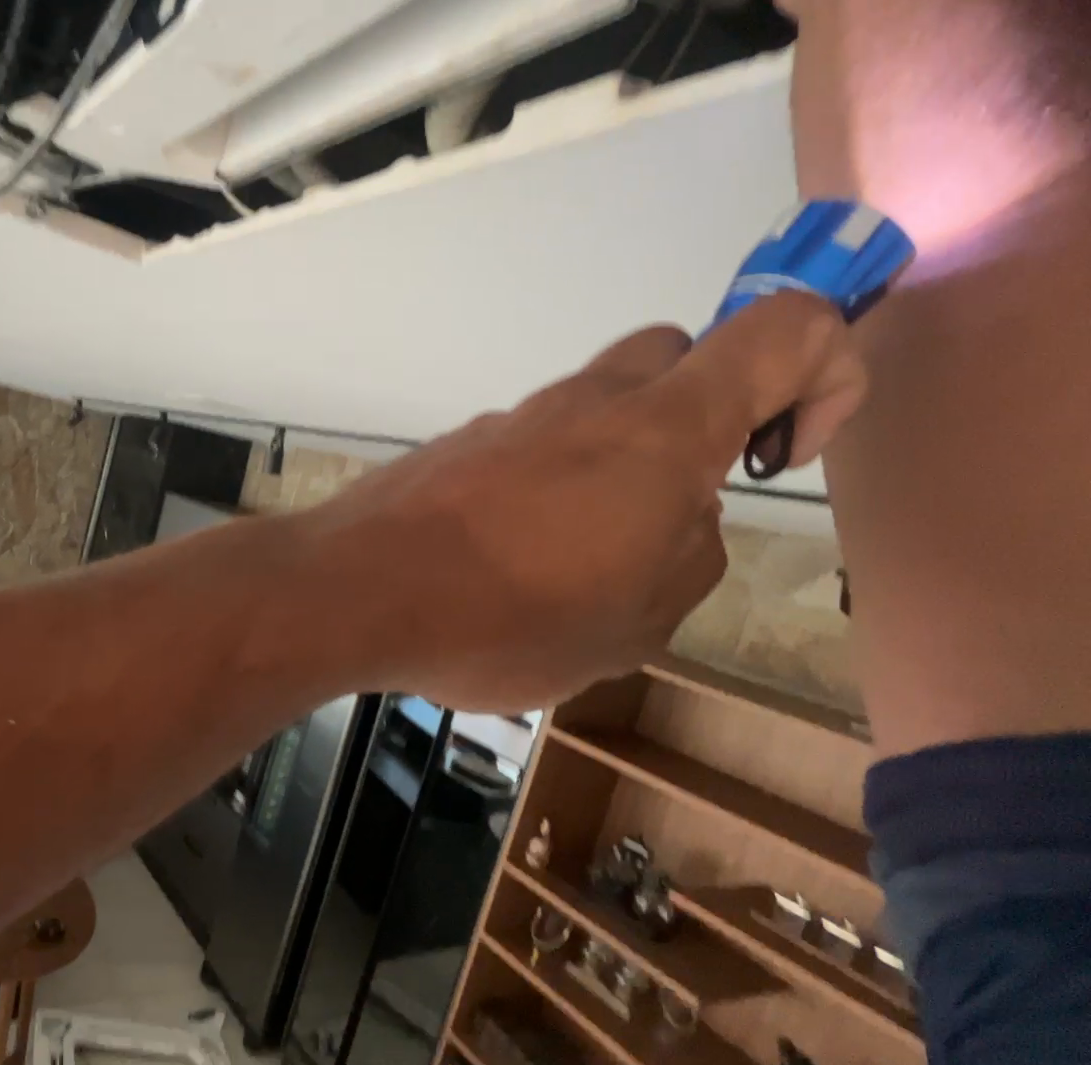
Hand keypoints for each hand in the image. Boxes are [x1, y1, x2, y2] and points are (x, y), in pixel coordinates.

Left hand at [299, 293, 863, 712]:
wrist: (351, 594)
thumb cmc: (503, 619)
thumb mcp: (635, 626)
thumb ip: (686, 560)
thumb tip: (678, 523)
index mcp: (657, 433)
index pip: (781, 329)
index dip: (821, 371)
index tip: (782, 456)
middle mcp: (580, 405)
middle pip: (673, 356)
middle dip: (700, 413)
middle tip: (671, 508)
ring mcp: (504, 422)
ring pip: (587, 410)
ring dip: (607, 464)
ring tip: (574, 563)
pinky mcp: (448, 449)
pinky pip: (520, 449)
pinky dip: (538, 485)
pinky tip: (505, 561)